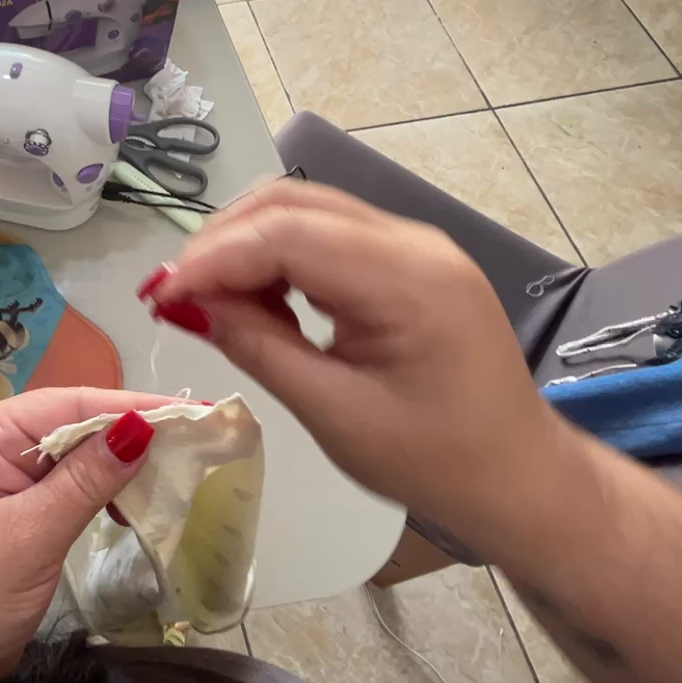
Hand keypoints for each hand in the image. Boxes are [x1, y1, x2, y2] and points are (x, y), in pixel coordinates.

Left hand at [0, 387, 173, 682]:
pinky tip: (133, 501)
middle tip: (197, 440)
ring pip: (76, 451)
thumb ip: (83, 481)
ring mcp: (7, 473)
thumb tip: (138, 428)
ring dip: (122, 460)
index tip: (190, 412)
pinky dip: (104, 488)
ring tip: (176, 470)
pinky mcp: (19, 504)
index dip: (132, 405)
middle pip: (75, 420)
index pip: (69, 403)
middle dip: (133, 429)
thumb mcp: (27, 537)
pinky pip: (69, 481)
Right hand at [142, 180, 577, 535]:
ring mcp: (408, 241)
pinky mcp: (398, 255)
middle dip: (218, 242)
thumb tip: (184, 304)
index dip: (211, 258)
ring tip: (204, 297)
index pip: (285, 235)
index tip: (158, 297)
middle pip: (288, 203)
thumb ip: (255, 345)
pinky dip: (269, 254)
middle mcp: (411, 239)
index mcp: (408, 279)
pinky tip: (252, 296)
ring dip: (239, 243)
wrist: (523, 480)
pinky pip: (317, 231)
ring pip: (297, 207)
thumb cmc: (436, 461)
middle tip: (173, 295)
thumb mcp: (334, 413)